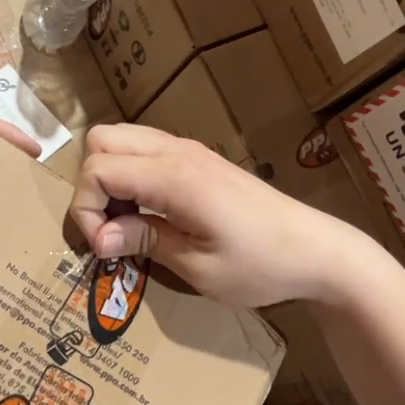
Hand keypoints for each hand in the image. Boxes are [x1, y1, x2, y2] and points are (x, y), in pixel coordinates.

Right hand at [68, 125, 390, 308]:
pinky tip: (148, 212)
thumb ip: (144, 241)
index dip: (86, 210)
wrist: (317, 251)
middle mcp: (177, 152)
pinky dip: (130, 175)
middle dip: (91, 186)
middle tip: (110, 229)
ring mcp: (189, 151)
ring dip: (109, 178)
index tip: (105, 248)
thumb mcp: (197, 266)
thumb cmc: (260, 265)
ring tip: (126, 222)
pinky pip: (144, 149)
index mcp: (174, 177)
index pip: (97, 170)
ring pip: (120, 139)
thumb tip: (99, 238)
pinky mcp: (198, 159)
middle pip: (101, 140)